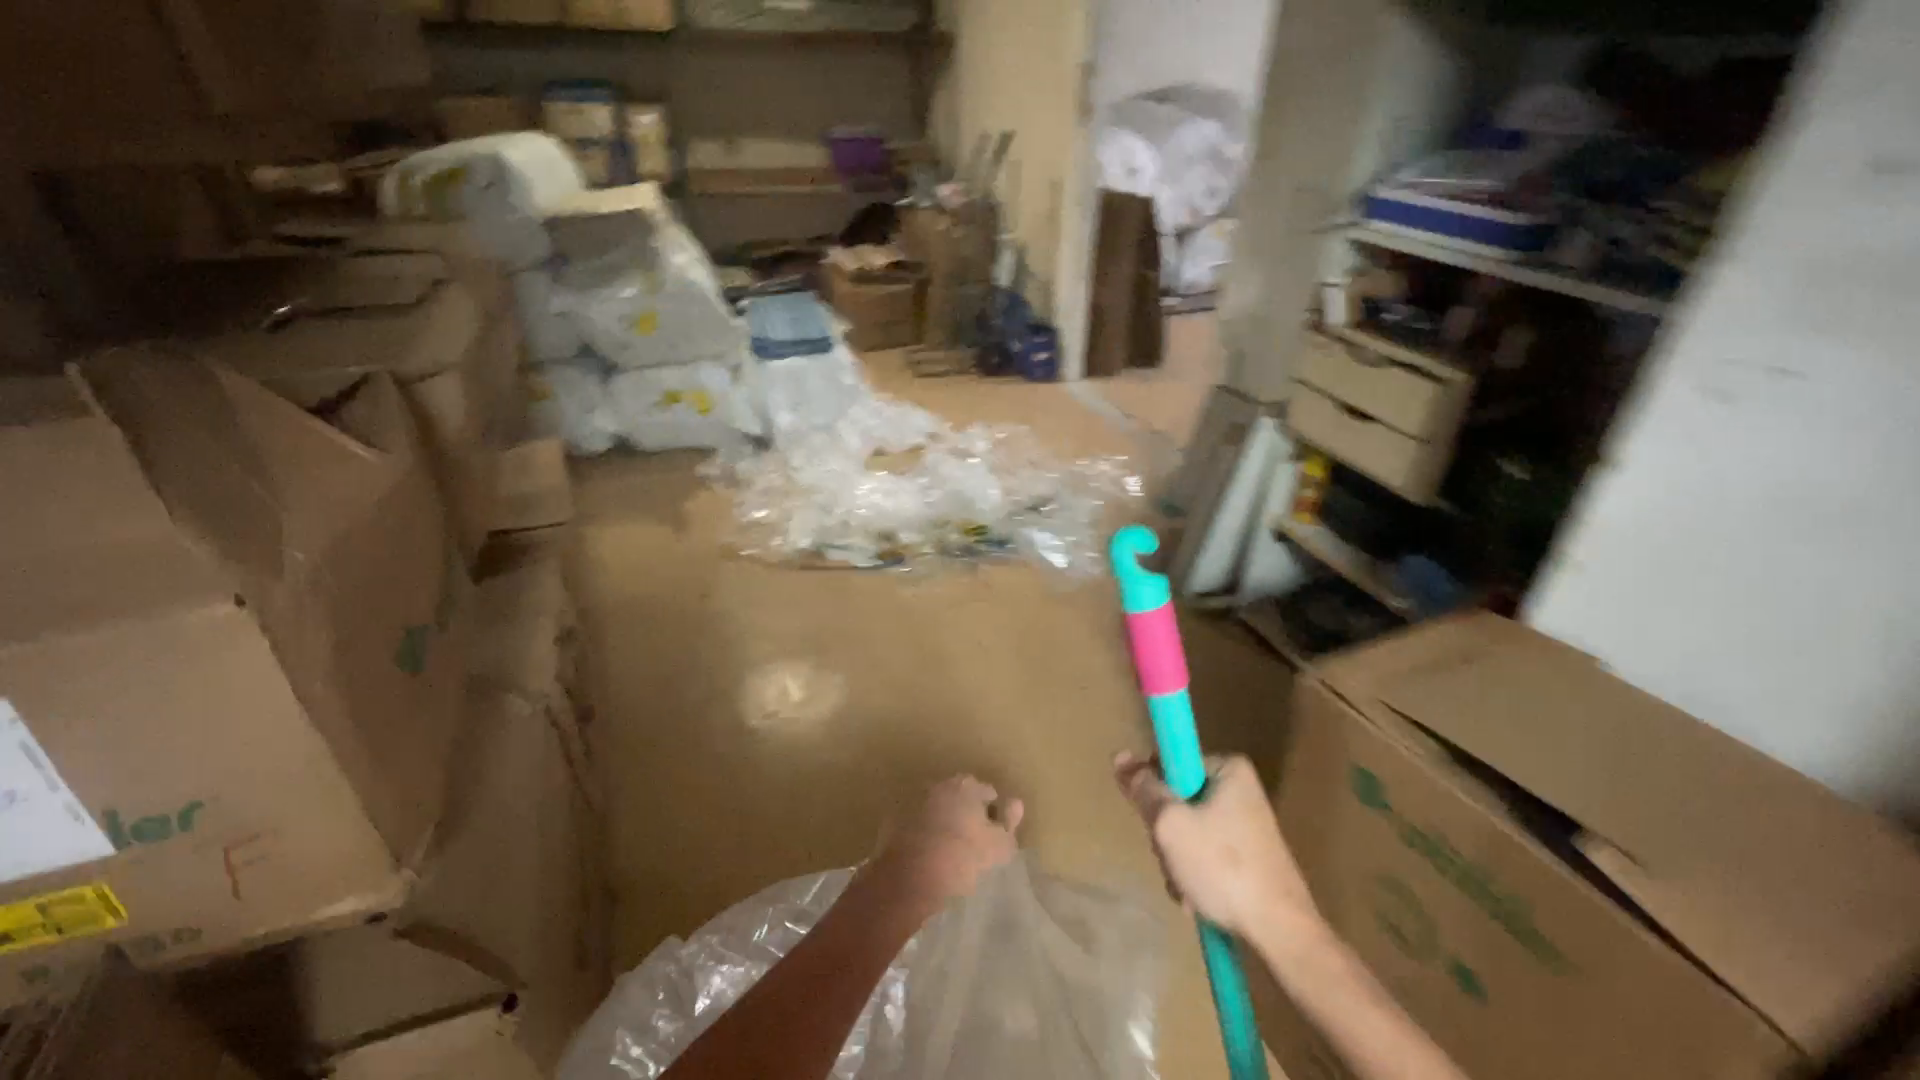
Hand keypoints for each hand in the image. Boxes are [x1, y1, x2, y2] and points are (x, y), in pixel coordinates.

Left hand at [872, 776, 1023, 911]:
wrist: (909, 879)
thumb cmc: (963, 859)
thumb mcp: (1000, 846)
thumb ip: (1009, 822)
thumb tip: (1015, 802)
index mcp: (965, 786)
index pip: (988, 794)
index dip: (994, 816)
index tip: (994, 839)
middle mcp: (937, 785)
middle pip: (959, 799)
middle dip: (966, 817)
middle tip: (973, 848)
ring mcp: (911, 802)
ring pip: (936, 812)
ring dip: (943, 826)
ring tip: (948, 856)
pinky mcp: (891, 822)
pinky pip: (915, 827)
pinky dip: (922, 837)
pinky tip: (926, 860)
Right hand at [1114, 752, 1320, 939]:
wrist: (1278, 930)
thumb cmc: (1222, 867)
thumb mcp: (1171, 824)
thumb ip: (1144, 790)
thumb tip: (1119, 755)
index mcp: (1229, 770)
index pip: (1171, 765)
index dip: (1154, 792)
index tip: (1155, 822)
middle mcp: (1240, 791)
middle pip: (1177, 802)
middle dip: (1167, 838)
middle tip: (1174, 860)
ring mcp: (1244, 826)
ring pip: (1186, 834)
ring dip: (1176, 862)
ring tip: (1188, 887)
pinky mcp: (1245, 858)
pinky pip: (1203, 856)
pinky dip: (1194, 877)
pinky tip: (1197, 899)